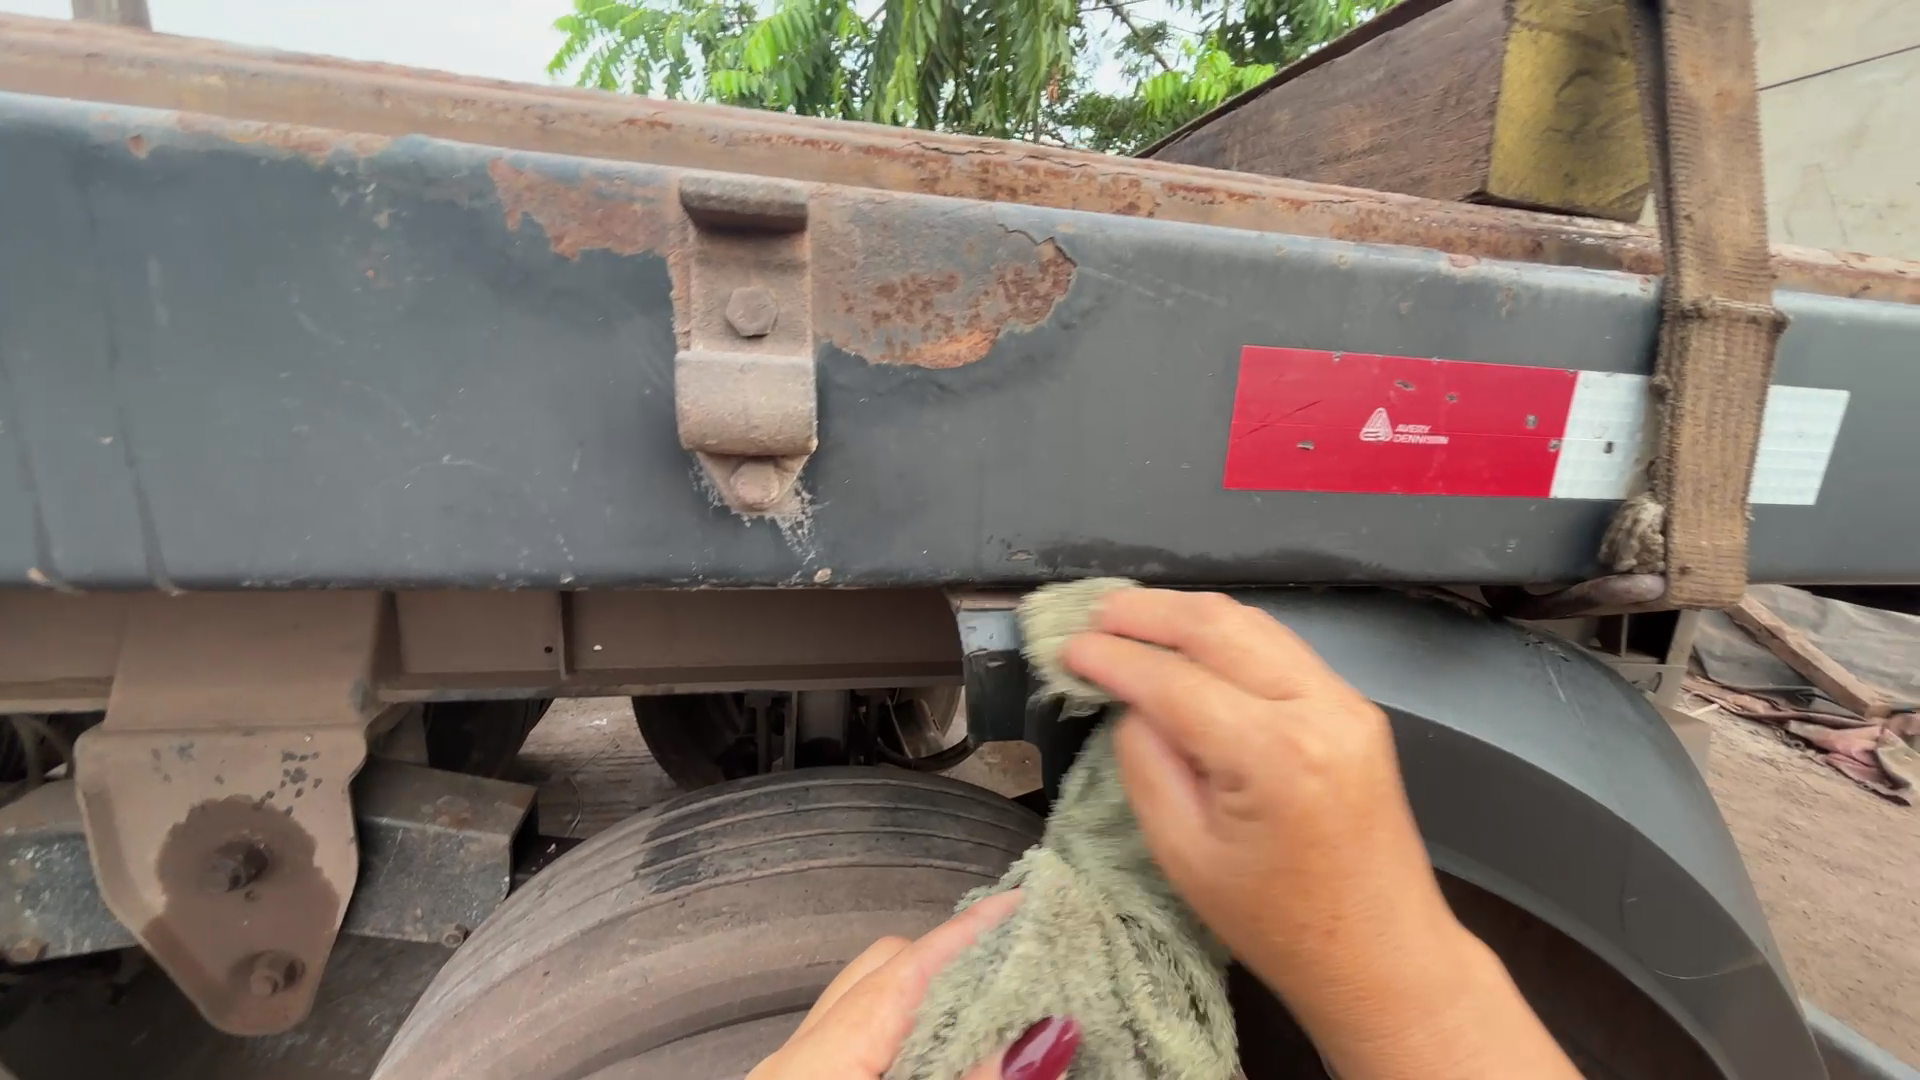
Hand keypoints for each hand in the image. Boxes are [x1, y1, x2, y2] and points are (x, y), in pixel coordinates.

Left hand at [747, 889, 1080, 1079]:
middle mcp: (795, 1058)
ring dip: (932, 995)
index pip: (905, 968)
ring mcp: (790, 1075)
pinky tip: (944, 1056)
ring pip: (869, 1000)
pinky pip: (857, 1037)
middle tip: (1022, 964)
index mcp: (816, 1066)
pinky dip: (906, 1031)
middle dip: (955, 957)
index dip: (970, 931)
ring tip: (994, 1006)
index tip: (1026, 904)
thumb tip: (1046, 1037)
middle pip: (884, 968)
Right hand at [1064, 589, 1580, 1079]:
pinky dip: (1219, 630)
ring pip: (1248, 621)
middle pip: (1215, 625)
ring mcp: (1344, 699)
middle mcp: (1317, 707)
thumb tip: (1129, 698)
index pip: (1173, 680)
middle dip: (1144, 611)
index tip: (1066, 648)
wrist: (1384, 956)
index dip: (1111, 658)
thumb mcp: (1180, 851)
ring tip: (1126, 617)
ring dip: (1180, 611)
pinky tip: (1183, 638)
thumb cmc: (1272, 921)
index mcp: (1274, 755)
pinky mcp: (1351, 703)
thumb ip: (1144, 759)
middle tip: (1091, 615)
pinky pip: (1273, 643)